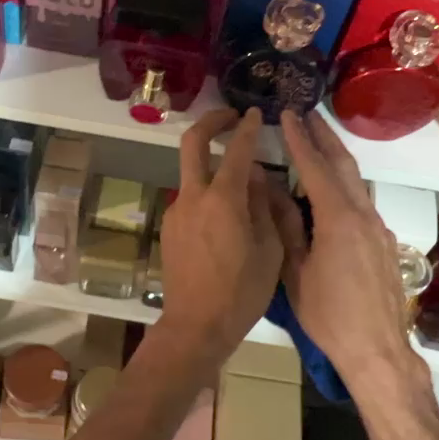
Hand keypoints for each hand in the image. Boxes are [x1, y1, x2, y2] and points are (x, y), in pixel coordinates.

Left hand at [156, 108, 285, 363]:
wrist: (195, 326)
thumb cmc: (242, 292)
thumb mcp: (269, 249)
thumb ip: (262, 205)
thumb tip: (255, 175)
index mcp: (223, 199)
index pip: (236, 150)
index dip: (246, 128)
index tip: (253, 113)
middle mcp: (193, 196)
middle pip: (193, 142)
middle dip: (211, 121)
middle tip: (230, 116)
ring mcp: (176, 211)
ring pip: (192, 173)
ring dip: (211, 165)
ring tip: (241, 184)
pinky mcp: (169, 227)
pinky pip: (191, 199)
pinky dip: (208, 194)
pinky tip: (226, 218)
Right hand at [278, 109, 416, 387]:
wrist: (378, 351)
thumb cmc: (328, 315)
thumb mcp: (295, 270)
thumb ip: (285, 225)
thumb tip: (271, 188)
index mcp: (338, 218)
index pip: (315, 167)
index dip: (299, 139)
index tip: (287, 115)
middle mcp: (363, 215)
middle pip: (343, 165)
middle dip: (325, 138)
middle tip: (308, 114)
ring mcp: (378, 229)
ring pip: (356, 182)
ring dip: (336, 159)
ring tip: (318, 144)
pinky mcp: (384, 244)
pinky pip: (362, 201)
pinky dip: (345, 184)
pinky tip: (333, 190)